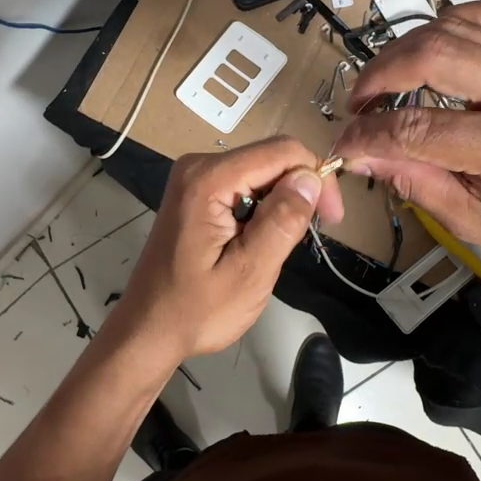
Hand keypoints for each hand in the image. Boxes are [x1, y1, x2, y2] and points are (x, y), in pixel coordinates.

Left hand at [113, 137, 345, 360]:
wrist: (148, 330)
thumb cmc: (196, 310)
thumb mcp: (249, 271)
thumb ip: (282, 221)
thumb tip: (310, 178)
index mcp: (209, 179)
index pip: (282, 151)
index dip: (317, 177)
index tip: (332, 220)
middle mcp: (199, 167)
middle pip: (271, 158)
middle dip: (300, 192)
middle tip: (307, 239)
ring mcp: (194, 180)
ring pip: (261, 174)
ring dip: (281, 205)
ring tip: (277, 248)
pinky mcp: (195, 195)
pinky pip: (243, 188)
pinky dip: (262, 211)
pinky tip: (258, 244)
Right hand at [332, 0, 480, 281]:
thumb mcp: (478, 225)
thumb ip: (418, 185)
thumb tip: (364, 156)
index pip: (416, 128)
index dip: (367, 136)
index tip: (342, 146)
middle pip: (430, 57)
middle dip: (377, 79)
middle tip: (357, 108)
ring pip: (451, 28)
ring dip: (402, 52)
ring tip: (381, 85)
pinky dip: (445, 26)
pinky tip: (428, 54)